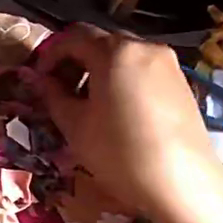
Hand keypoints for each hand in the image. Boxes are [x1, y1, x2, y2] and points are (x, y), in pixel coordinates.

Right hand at [37, 24, 222, 222]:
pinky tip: (117, 111)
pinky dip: (123, 79)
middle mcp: (144, 47)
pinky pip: (143, 70)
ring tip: (88, 103)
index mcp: (114, 52)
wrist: (183, 185)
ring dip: (99, 70)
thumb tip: (41, 81)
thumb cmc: (120, 153)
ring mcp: (168, 64)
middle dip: (76, 61)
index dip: (50, 55)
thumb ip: (53, 96)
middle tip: (60, 91)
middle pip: (101, 42)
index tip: (39, 80)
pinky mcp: (182, 83)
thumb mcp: (76, 127)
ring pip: (124, 55)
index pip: (73, 37)